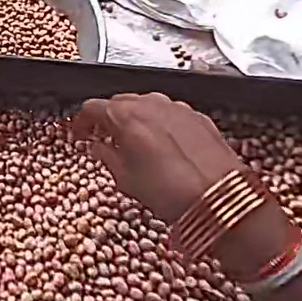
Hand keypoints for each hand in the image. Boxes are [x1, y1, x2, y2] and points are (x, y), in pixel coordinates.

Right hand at [72, 94, 291, 265]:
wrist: (222, 199)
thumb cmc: (172, 191)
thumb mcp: (125, 179)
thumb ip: (105, 156)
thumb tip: (96, 147)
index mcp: (126, 116)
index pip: (92, 107)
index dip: (81, 121)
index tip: (79, 134)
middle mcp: (151, 104)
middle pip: (118, 102)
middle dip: (107, 118)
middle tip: (102, 138)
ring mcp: (177, 108)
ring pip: (145, 104)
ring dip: (133, 118)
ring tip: (132, 143)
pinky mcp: (198, 117)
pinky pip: (169, 113)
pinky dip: (158, 123)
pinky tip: (160, 145)